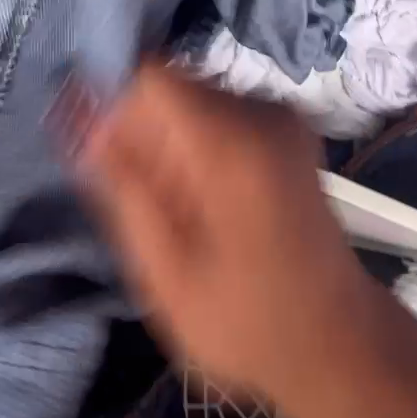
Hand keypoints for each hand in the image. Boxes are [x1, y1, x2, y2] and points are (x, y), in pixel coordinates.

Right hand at [60, 61, 383, 405]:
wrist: (339, 343)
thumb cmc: (245, 320)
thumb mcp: (164, 268)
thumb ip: (121, 184)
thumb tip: (77, 116)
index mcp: (231, 143)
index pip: (149, 74)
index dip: (112, 104)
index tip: (99, 151)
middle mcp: (261, 112)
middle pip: (169, 86)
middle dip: (140, 131)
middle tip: (142, 198)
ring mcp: (280, 115)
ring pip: (189, 96)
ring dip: (166, 141)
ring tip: (175, 206)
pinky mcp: (286, 126)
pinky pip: (216, 111)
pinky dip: (194, 144)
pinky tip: (200, 198)